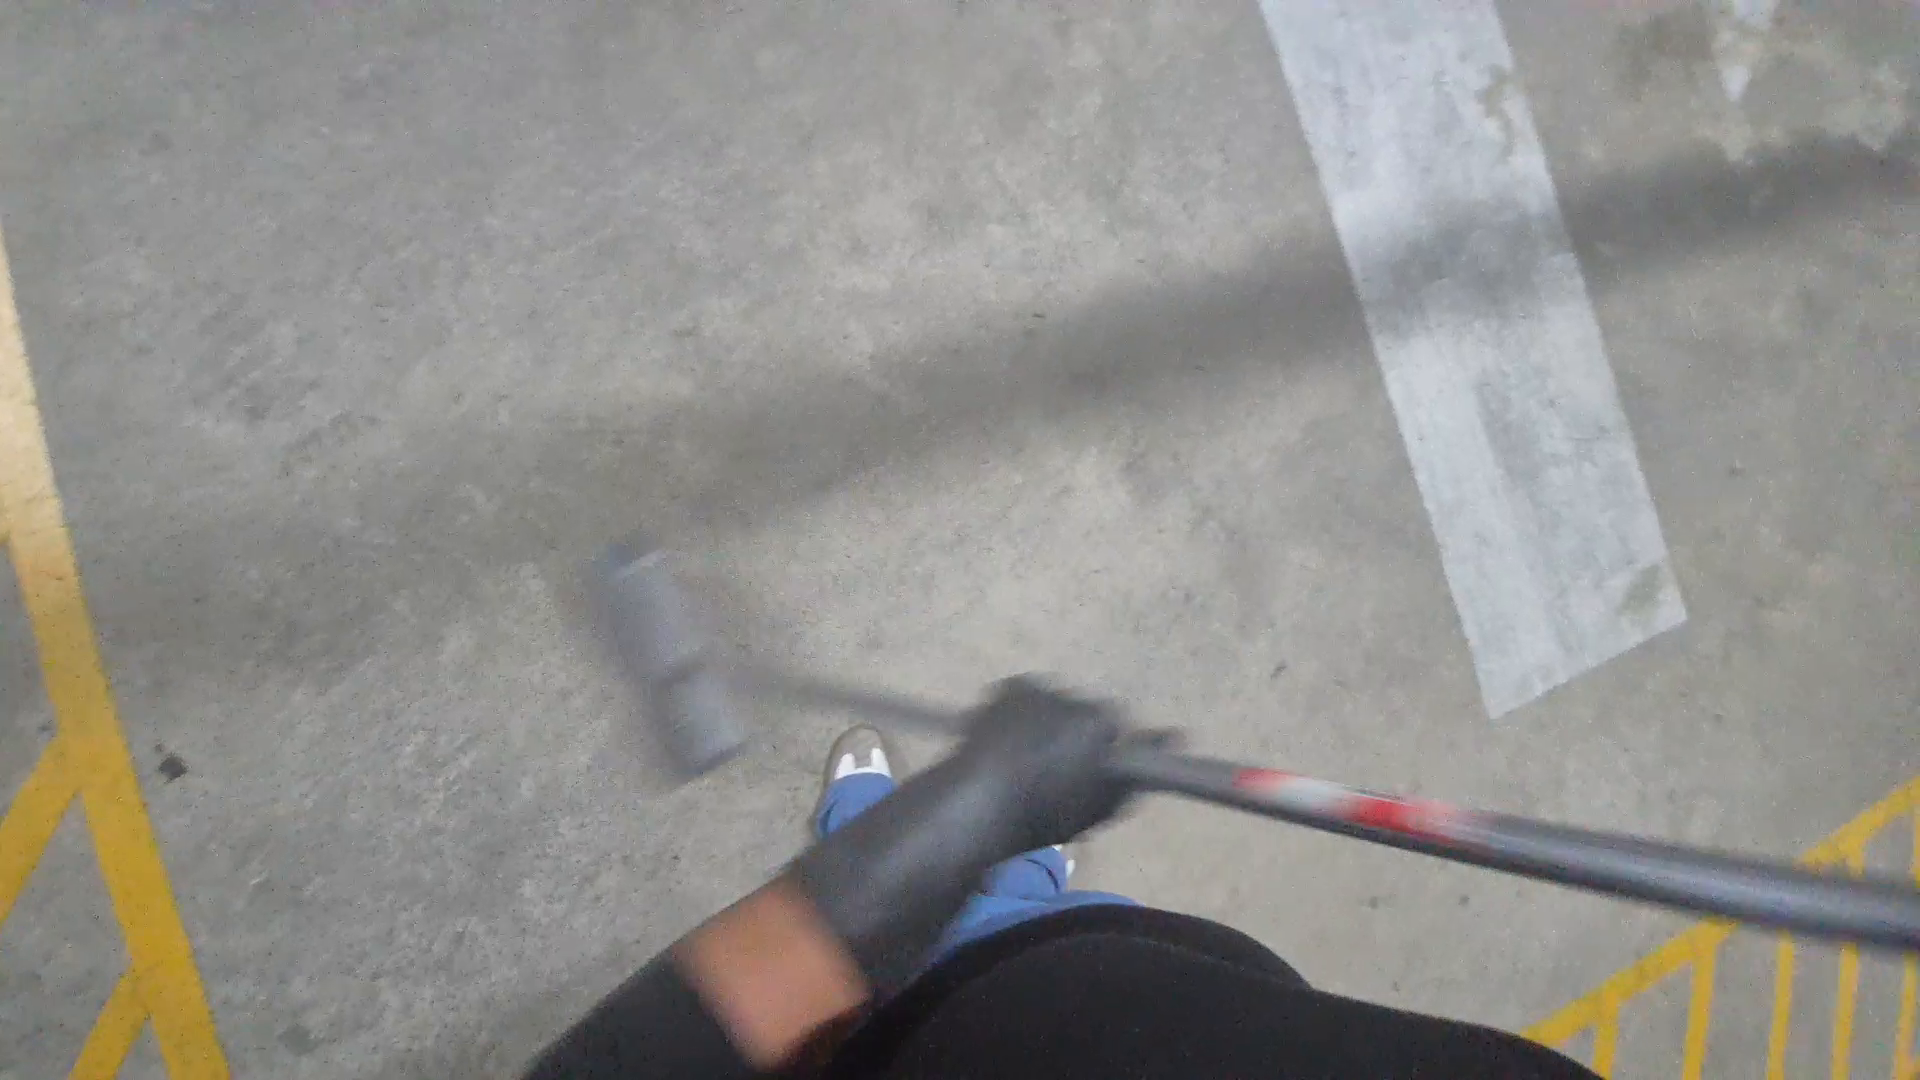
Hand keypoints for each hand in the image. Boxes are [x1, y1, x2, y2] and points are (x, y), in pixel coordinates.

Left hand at [953, 676, 1140, 852]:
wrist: (981, 800)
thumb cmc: (1045, 814)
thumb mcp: (1100, 806)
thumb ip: (1135, 772)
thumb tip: (1173, 736)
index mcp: (1102, 723)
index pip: (1117, 728)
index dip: (1105, 750)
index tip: (1089, 773)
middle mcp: (1075, 696)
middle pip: (1085, 713)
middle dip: (1075, 734)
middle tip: (1055, 768)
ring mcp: (1040, 687)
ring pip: (1055, 703)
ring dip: (1048, 721)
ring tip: (1026, 757)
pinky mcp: (1011, 687)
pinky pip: (1026, 696)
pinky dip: (1021, 711)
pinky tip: (1010, 740)